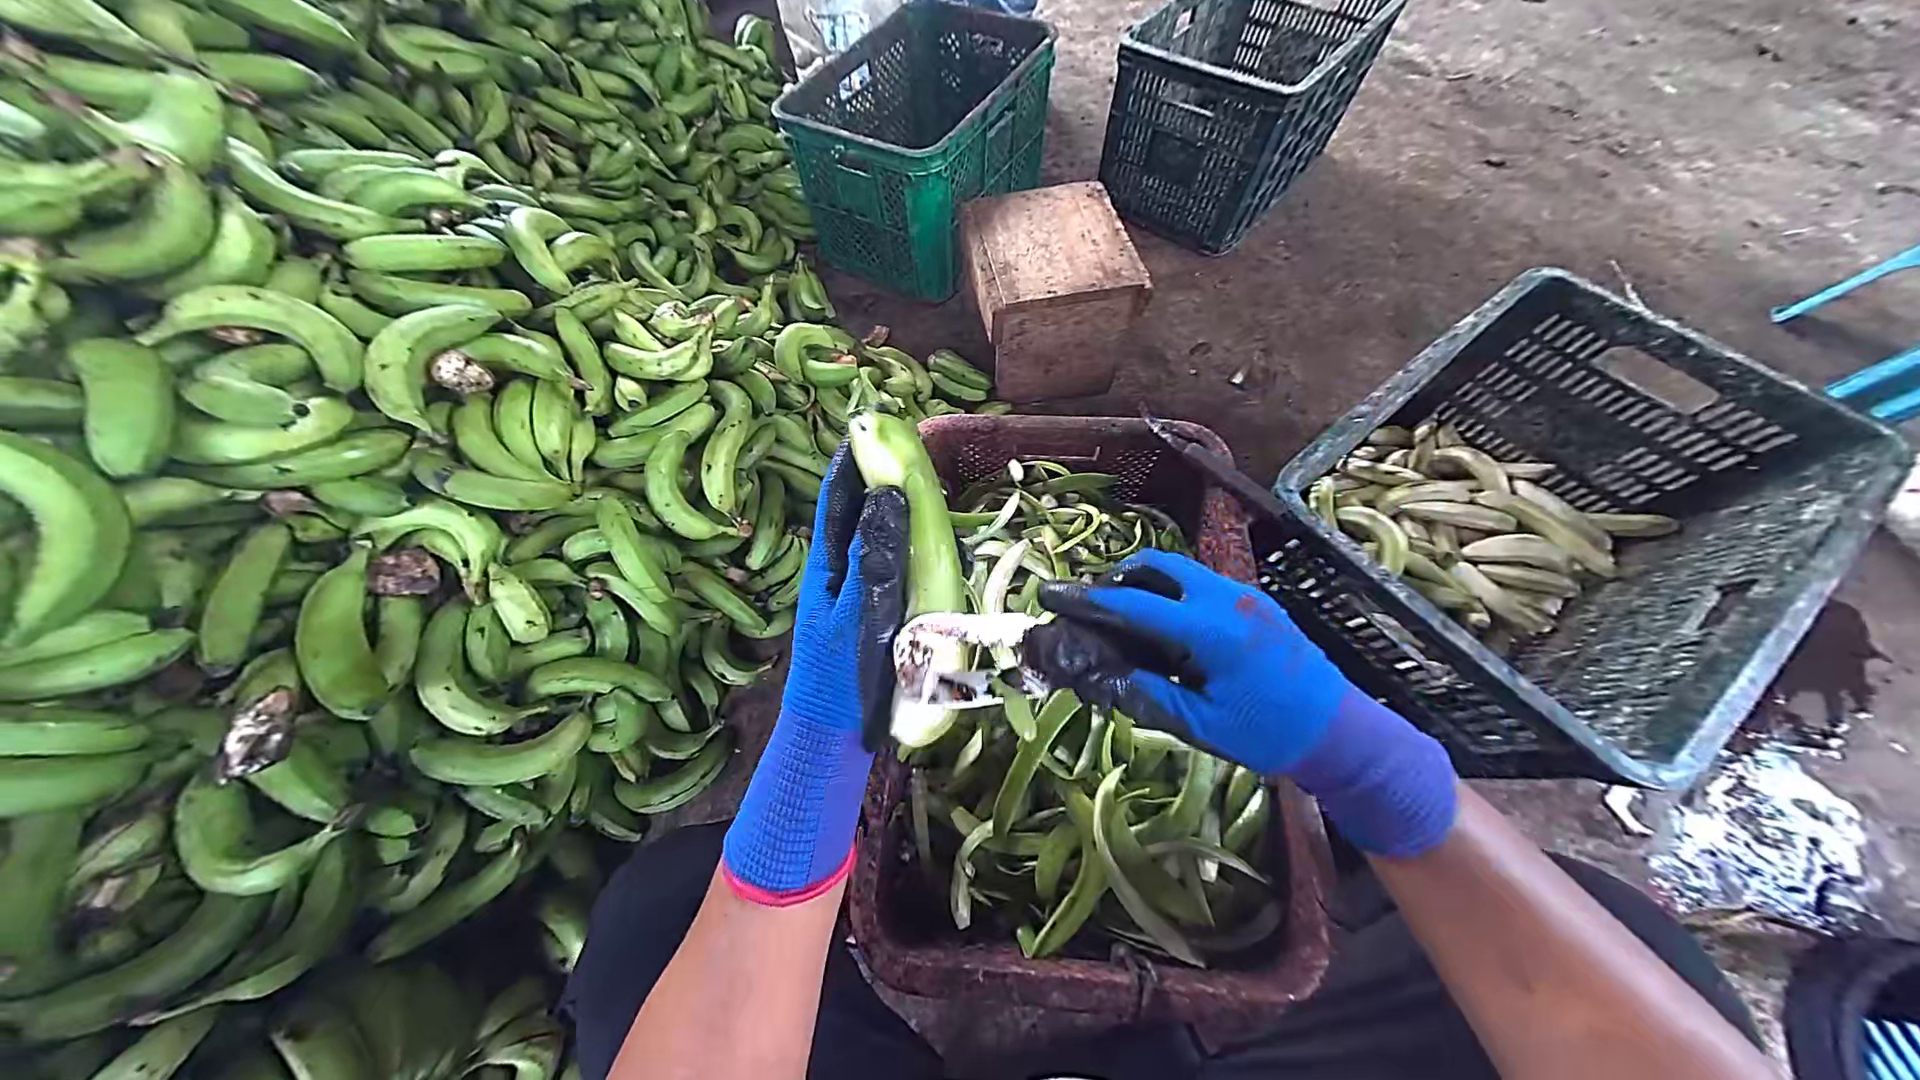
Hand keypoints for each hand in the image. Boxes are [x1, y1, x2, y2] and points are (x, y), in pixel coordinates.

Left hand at [722, 447, 906, 903]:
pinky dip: (906, 544)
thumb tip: (887, 493)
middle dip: (875, 476)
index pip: (837, 498)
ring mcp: (856, 591)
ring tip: (918, 483)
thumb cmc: (843, 676)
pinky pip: (891, 565)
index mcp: (829, 564)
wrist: (836, 731)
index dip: (850, 460)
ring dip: (892, 507)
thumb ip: (874, 555)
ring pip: (875, 536)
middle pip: (856, 511)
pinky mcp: (874, 611)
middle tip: (905, 447)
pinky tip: (925, 543)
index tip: (869, 424)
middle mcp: (840, 570)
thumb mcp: (860, 612)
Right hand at [1032, 550, 1457, 856]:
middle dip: (1118, 577)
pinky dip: (1173, 592)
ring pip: (1180, 569)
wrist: (1344, 733)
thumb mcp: (1202, 724)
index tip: (1052, 593)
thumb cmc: (1270, 735)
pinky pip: (1201, 583)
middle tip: (1095, 604)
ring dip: (1146, 583)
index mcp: (1211, 630)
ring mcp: (1245, 595)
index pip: (1134, 604)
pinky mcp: (1256, 601)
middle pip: (1157, 566)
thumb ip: (1149, 695)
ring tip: (1127, 615)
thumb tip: (1103, 677)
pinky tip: (1168, 627)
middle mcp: (1227, 598)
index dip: (1088, 599)